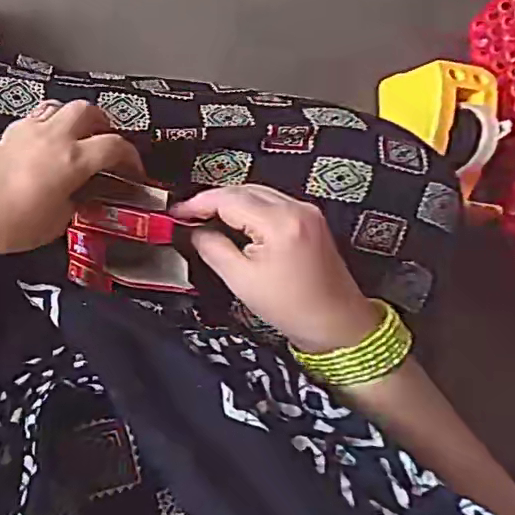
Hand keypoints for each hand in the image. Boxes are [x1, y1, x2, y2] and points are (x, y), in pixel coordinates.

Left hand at [0, 100, 144, 253]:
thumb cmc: (14, 224)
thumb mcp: (57, 221)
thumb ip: (76, 202)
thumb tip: (81, 194)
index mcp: (73, 160)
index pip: (115, 146)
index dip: (131, 157)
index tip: (134, 171)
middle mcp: (55, 137)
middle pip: (89, 111)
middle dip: (104, 124)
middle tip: (107, 143)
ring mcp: (30, 130)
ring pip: (62, 106)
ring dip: (76, 117)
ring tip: (79, 136)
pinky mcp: (9, 133)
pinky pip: (38, 116)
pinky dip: (50, 121)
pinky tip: (47, 140)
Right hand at [171, 184, 380, 351]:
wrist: (338, 325)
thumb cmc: (291, 307)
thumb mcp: (240, 279)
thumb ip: (211, 247)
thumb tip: (193, 230)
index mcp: (279, 222)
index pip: (228, 199)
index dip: (197, 204)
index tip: (176, 213)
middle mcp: (296, 208)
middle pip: (242, 190)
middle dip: (211, 200)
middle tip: (187, 216)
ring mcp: (306, 210)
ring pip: (256, 192)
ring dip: (229, 202)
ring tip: (205, 218)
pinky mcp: (310, 218)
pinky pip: (270, 201)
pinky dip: (248, 207)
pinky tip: (233, 221)